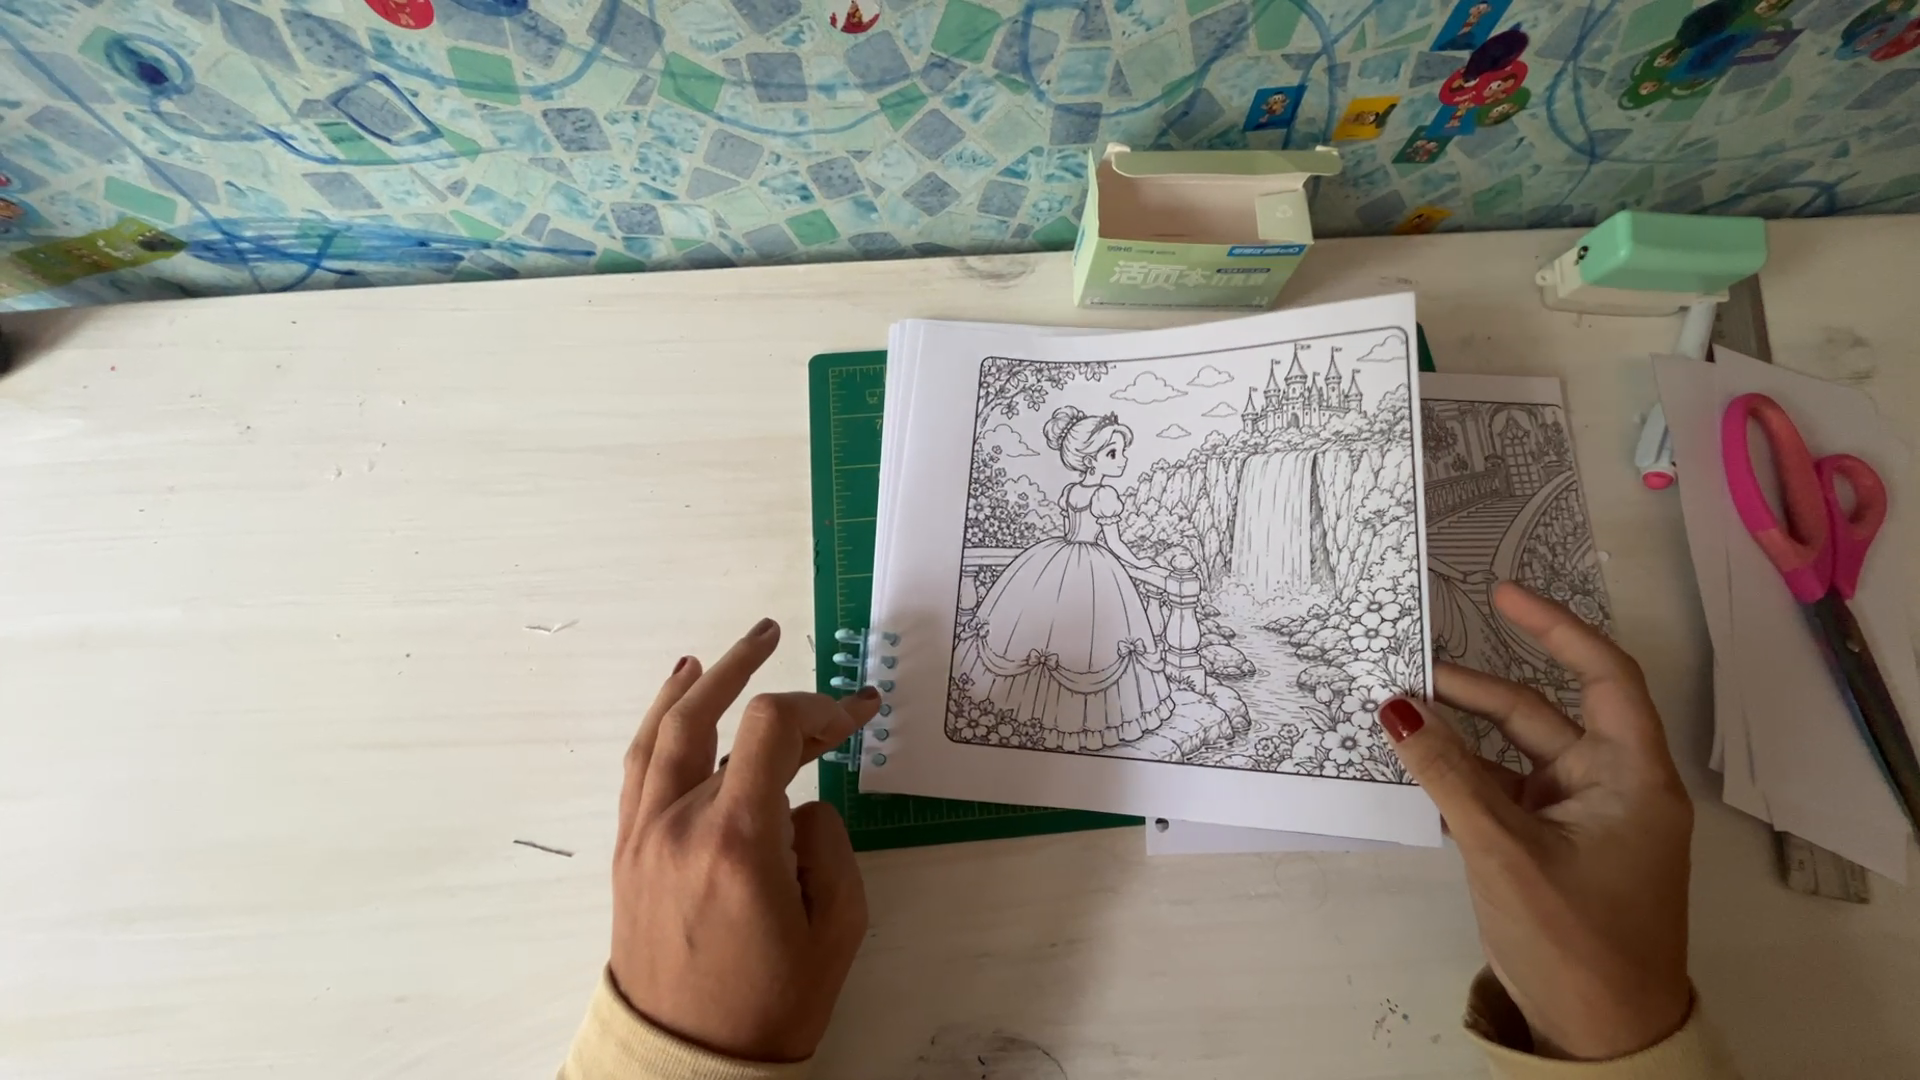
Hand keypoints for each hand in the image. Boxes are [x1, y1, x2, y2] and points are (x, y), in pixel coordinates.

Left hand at [609, 618, 878, 1062]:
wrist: (686, 1063)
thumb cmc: (772, 1000)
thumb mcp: (839, 924)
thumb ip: (830, 843)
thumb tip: (803, 803)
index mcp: (738, 842)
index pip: (773, 728)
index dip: (817, 706)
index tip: (851, 716)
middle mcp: (682, 824)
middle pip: (721, 718)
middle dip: (755, 670)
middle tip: (779, 634)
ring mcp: (645, 833)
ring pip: (669, 730)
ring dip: (702, 678)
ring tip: (733, 645)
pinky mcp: (629, 848)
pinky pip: (641, 762)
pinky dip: (662, 716)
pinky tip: (679, 689)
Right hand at [1378, 583, 1693, 1060]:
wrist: (1594, 1030)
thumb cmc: (1573, 936)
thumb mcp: (1502, 847)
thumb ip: (1445, 772)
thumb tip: (1392, 707)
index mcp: (1628, 778)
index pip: (1605, 678)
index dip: (1557, 629)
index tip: (1501, 595)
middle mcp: (1602, 784)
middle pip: (1534, 712)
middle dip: (1469, 690)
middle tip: (1402, 672)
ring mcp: (1567, 811)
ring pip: (1503, 748)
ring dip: (1451, 731)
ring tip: (1391, 713)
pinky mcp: (1537, 836)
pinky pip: (1488, 782)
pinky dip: (1450, 767)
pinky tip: (1408, 759)